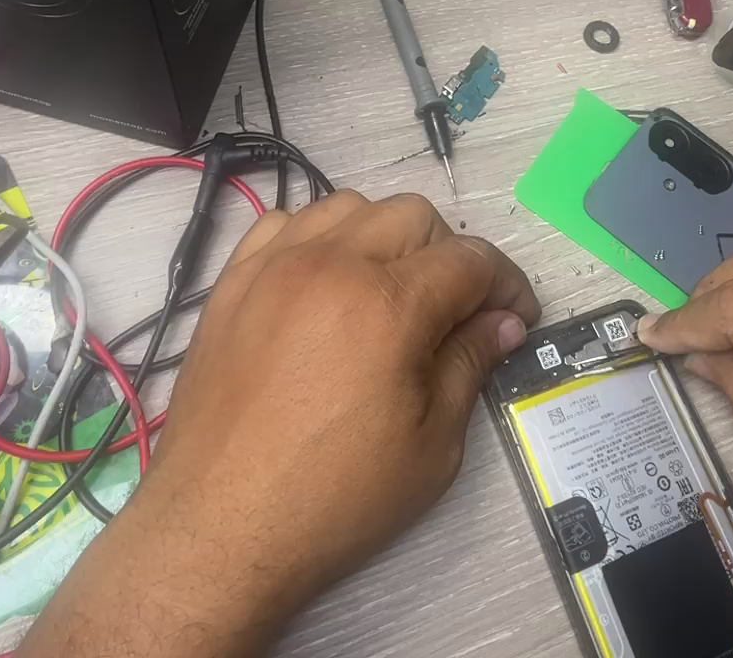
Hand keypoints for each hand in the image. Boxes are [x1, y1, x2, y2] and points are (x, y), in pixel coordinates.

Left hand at [21, 191, 538, 657]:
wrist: (217, 526)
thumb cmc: (335, 498)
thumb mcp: (431, 445)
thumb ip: (471, 364)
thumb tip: (503, 322)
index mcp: (389, 304)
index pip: (470, 259)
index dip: (506, 283)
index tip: (514, 316)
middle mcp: (332, 263)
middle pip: (413, 215)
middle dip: (449, 254)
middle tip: (452, 310)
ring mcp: (275, 263)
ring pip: (350, 205)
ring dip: (384, 236)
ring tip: (387, 289)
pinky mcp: (233, 279)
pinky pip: (285, 222)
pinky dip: (318, 236)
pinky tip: (323, 280)